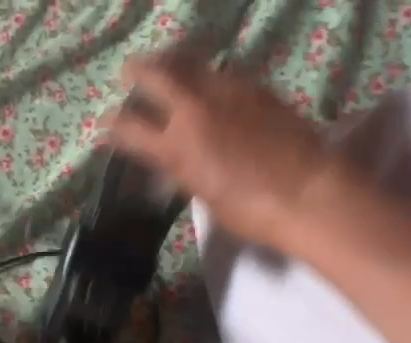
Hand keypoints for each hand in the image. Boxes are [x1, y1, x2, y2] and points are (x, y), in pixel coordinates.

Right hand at [105, 53, 349, 255]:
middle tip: (129, 72)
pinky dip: (207, 74)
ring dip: (173, 63)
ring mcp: (227, 91)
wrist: (307, 192)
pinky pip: (222, 71)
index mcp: (177, 147)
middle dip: (137, 72)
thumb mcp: (206, 196)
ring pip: (190, 63)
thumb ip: (186, 171)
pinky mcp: (256, 86)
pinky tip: (210, 83)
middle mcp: (195, 110)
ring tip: (167, 65)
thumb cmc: (252, 211)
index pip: (130, 129)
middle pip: (156, 75)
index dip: (112, 128)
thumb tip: (176, 160)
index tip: (102, 126)